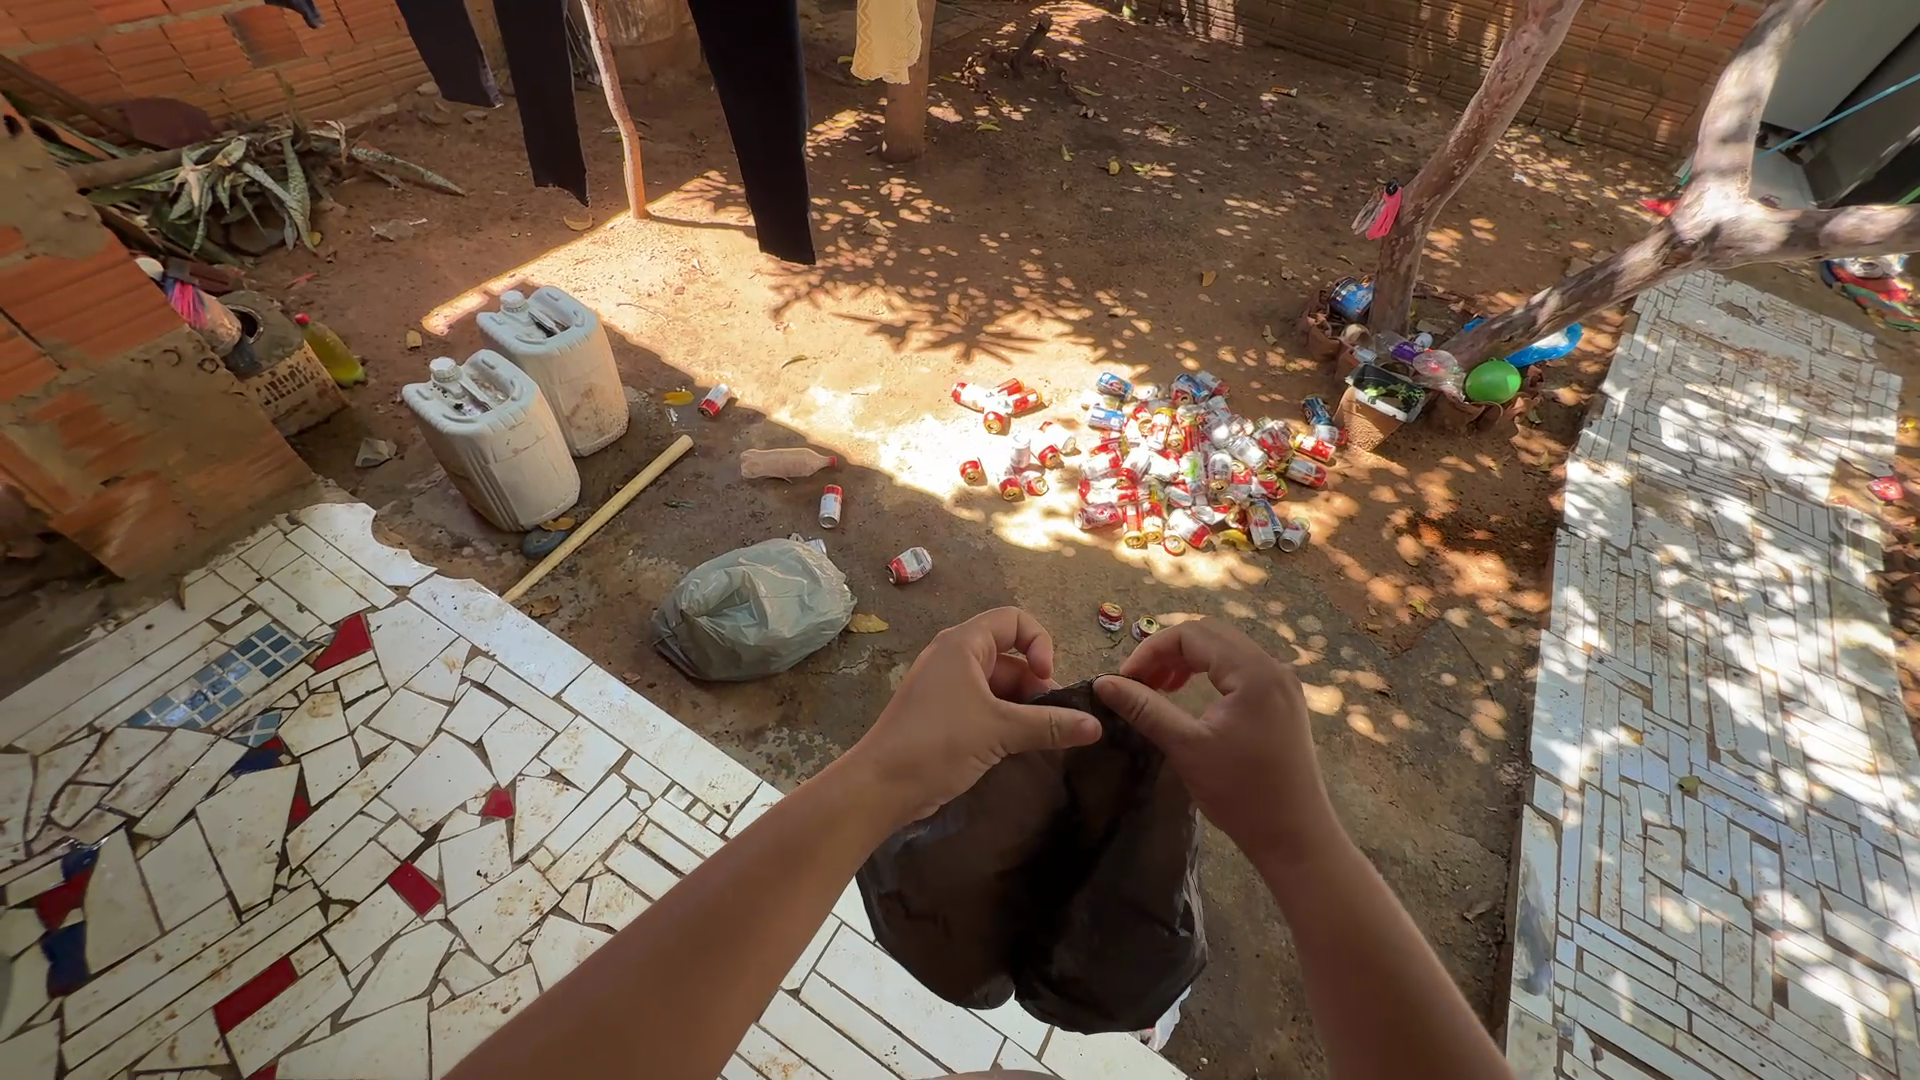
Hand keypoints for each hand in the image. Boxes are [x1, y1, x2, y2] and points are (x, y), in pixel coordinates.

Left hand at [848, 608, 1101, 824]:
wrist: (880, 786)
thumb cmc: (937, 743)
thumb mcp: (999, 731)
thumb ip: (1049, 725)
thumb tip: (1096, 725)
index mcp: (963, 644)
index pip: (1014, 620)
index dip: (1039, 643)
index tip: (1047, 679)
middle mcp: (955, 657)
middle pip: (1010, 655)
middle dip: (1035, 683)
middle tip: (1053, 720)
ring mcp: (947, 687)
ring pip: (999, 685)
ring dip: (1023, 706)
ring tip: (1042, 738)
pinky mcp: (944, 714)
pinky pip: (985, 706)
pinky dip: (1005, 720)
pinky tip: (1019, 747)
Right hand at [1094, 619, 1338, 862]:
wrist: (1295, 838)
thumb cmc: (1241, 793)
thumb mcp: (1185, 747)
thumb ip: (1144, 708)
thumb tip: (1103, 682)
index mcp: (1253, 673)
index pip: (1192, 635)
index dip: (1152, 650)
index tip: (1126, 678)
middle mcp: (1272, 668)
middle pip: (1209, 634)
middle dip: (1167, 651)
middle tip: (1140, 681)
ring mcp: (1281, 684)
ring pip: (1224, 649)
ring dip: (1186, 660)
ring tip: (1159, 687)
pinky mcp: (1282, 701)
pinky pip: (1238, 667)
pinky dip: (1207, 672)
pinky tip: (1187, 696)